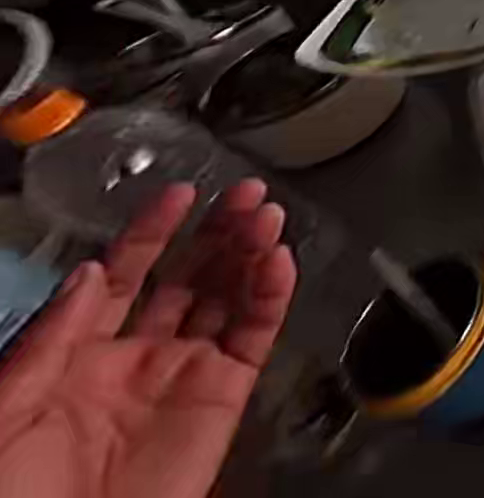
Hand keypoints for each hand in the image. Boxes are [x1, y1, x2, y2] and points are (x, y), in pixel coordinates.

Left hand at [0, 181, 296, 497]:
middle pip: (188, 277)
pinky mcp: (230, 383)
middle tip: (245, 193)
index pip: (122, 279)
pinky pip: (259, 328)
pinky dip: (274, 290)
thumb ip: (43, 345)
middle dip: (218, 232)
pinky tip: (279, 260)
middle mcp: (136, 353)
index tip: (179, 194)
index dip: (149, 235)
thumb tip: (92, 272)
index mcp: (73, 358)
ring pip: (230, 293)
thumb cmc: (5, 493)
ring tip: (268, 214)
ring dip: (252, 251)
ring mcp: (187, 368)